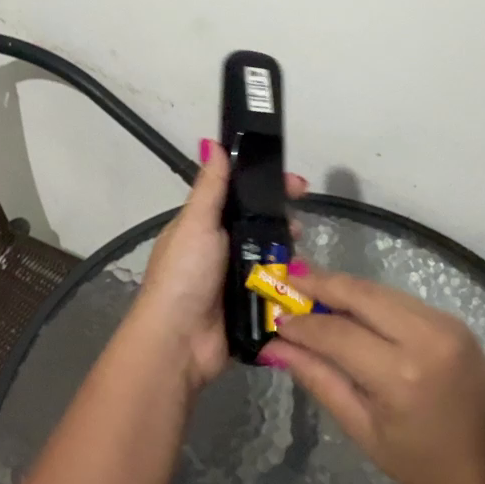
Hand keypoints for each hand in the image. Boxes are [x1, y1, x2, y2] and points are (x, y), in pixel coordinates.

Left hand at [132, 140, 307, 390]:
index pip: (240, 196)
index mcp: (204, 226)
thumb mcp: (195, 223)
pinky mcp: (251, 308)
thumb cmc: (183, 275)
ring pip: (272, 257)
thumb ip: (210, 186)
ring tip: (300, 250)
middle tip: (302, 220)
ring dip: (289, 252)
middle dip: (283, 219)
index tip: (295, 184)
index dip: (266, 186)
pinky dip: (291, 283)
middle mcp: (221, 250)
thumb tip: (212, 141)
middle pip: (261, 226)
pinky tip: (306, 278)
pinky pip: (277, 290)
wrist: (178, 342)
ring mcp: (236, 280)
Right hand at [265, 269, 484, 483]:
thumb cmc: (424, 465)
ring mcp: (445, 324)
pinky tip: (349, 304)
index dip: (302, 322)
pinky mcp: (454, 321)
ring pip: (381, 291)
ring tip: (310, 286)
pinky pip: (401, 300)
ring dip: (344, 287)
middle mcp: (425, 338)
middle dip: (320, 283)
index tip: (275, 317)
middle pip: (360, 294)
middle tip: (286, 278)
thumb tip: (277, 347)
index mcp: (401, 376)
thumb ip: (320, 381)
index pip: (336, 332)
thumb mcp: (364, 431)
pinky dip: (371, 298)